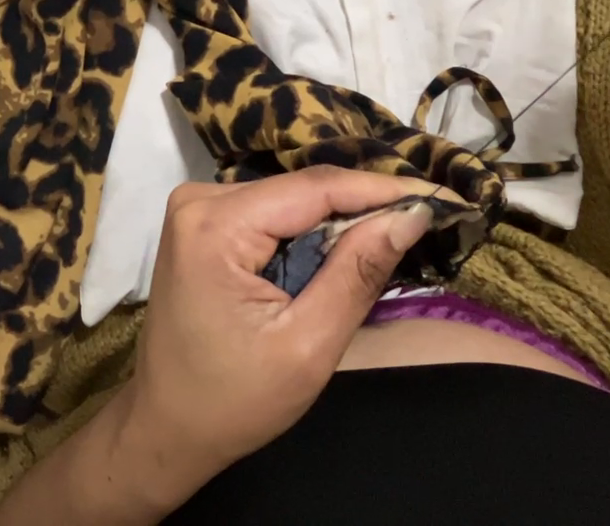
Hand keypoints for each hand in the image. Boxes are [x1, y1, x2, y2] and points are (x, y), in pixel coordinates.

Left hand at [117, 167, 436, 497]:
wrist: (167, 422)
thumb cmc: (235, 399)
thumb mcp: (307, 345)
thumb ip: (356, 273)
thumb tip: (409, 216)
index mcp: (215, 224)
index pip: (314, 187)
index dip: (381, 190)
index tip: (442, 198)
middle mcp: (199, 199)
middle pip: (300, 190)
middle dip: (362, 208)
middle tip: (425, 225)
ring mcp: (196, 207)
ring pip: (288, 199)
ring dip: (336, 222)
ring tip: (389, 241)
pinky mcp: (202, 223)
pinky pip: (269, 213)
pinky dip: (306, 233)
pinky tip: (336, 255)